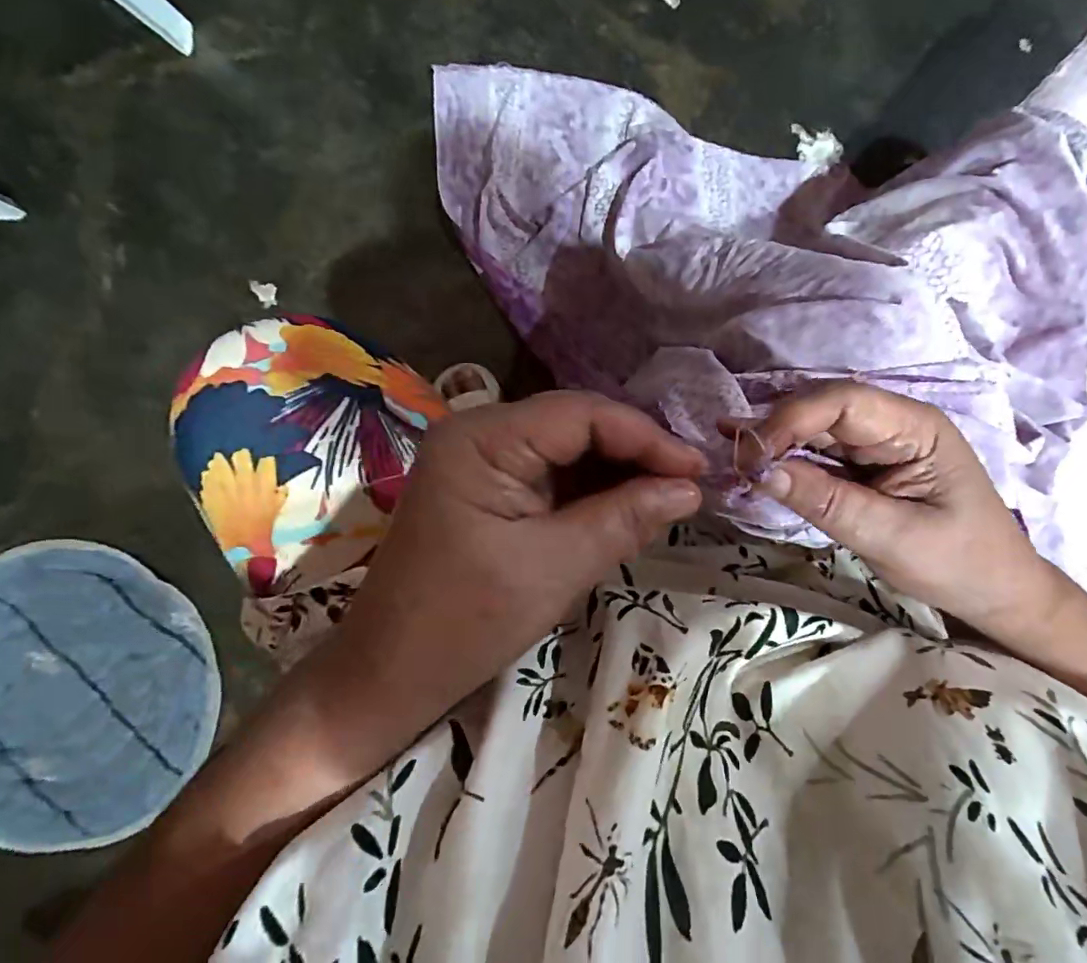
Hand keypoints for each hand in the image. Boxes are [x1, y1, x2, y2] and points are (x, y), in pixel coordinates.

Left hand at [332, 391, 705, 720]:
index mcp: (482, 438)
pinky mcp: (484, 487)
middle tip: (690, 486)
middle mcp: (477, 433)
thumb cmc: (465, 622)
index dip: (646, 437)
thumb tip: (690, 489)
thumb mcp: (556, 568)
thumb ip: (625, 519)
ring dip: (616, 473)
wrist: (388, 673)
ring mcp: (477, 459)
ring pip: (565, 450)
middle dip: (634, 453)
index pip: (580, 414)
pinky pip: (547, 474)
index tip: (698, 470)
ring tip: (669, 498)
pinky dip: (588, 491)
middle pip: (574, 425)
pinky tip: (626, 508)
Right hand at [732, 381, 1067, 640]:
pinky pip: (815, 453)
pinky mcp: (861, 467)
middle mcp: (892, 424)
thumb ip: (828, 502)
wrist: (997, 595)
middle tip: (731, 458)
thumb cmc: (961, 565)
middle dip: (775, 428)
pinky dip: (783, 458)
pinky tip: (751, 458)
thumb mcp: (894, 538)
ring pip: (813, 428)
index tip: (752, 453)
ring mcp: (875, 444)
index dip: (792, 417)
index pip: (843, 401)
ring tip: (729, 453)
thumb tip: (761, 472)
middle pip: (821, 408)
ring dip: (773, 441)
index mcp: (915, 428)